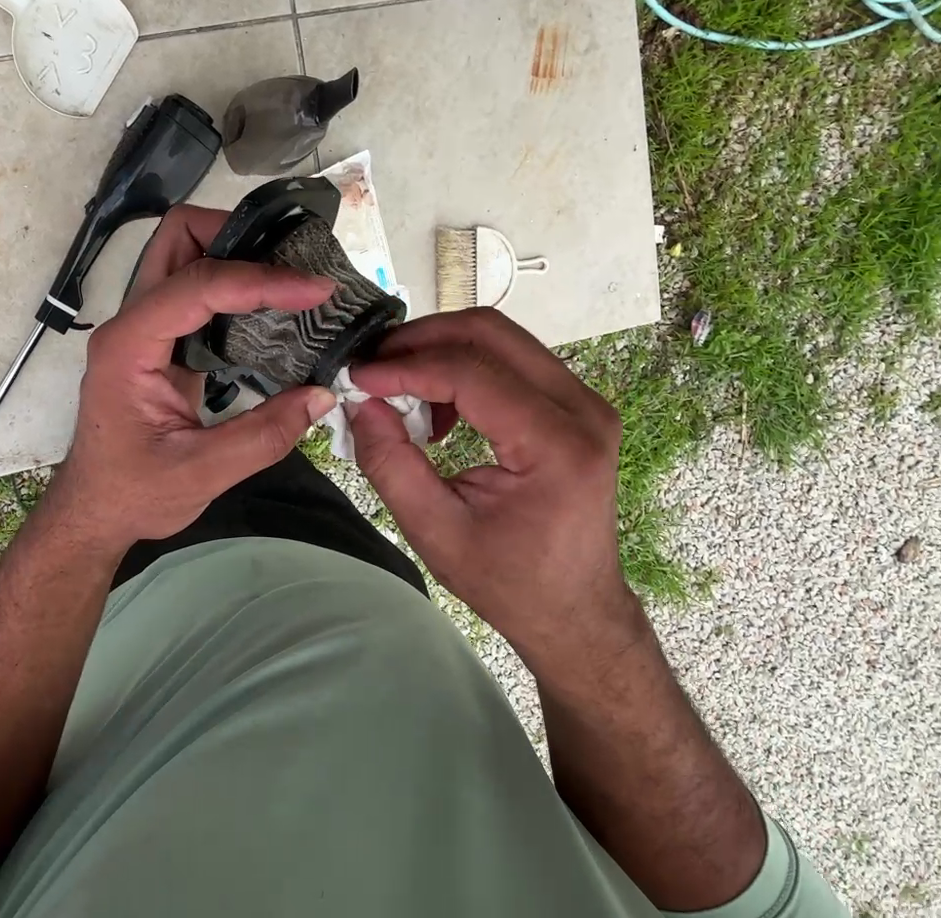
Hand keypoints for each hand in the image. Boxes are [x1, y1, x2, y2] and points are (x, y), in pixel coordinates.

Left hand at [46, 206, 339, 550]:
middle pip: (176, 239)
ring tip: (291, 278)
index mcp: (129, 346)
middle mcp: (131, 324)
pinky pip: (196, 290)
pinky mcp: (162, 341)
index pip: (197, 285)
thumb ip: (262, 436)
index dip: (260, 281)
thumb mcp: (200, 474)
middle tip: (293, 264)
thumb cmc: (132, 494)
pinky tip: (272, 308)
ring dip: (237, 253)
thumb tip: (321, 395)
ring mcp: (144, 329)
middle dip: (237, 234)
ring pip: (185, 255)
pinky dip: (235, 285)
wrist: (96, 509)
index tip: (315, 289)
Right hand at [346, 308, 633, 666]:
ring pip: (500, 339)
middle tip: (372, 366)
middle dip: (421, 340)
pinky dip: (462, 369)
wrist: (574, 608)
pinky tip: (437, 410)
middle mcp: (582, 409)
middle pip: (491, 332)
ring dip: (440, 352)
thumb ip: (391, 464)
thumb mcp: (435, 531)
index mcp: (557, 445)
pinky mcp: (574, 405)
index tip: (356, 378)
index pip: (471, 372)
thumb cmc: (508, 582)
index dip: (405, 366)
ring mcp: (584, 402)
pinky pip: (511, 360)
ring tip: (398, 390)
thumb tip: (359, 404)